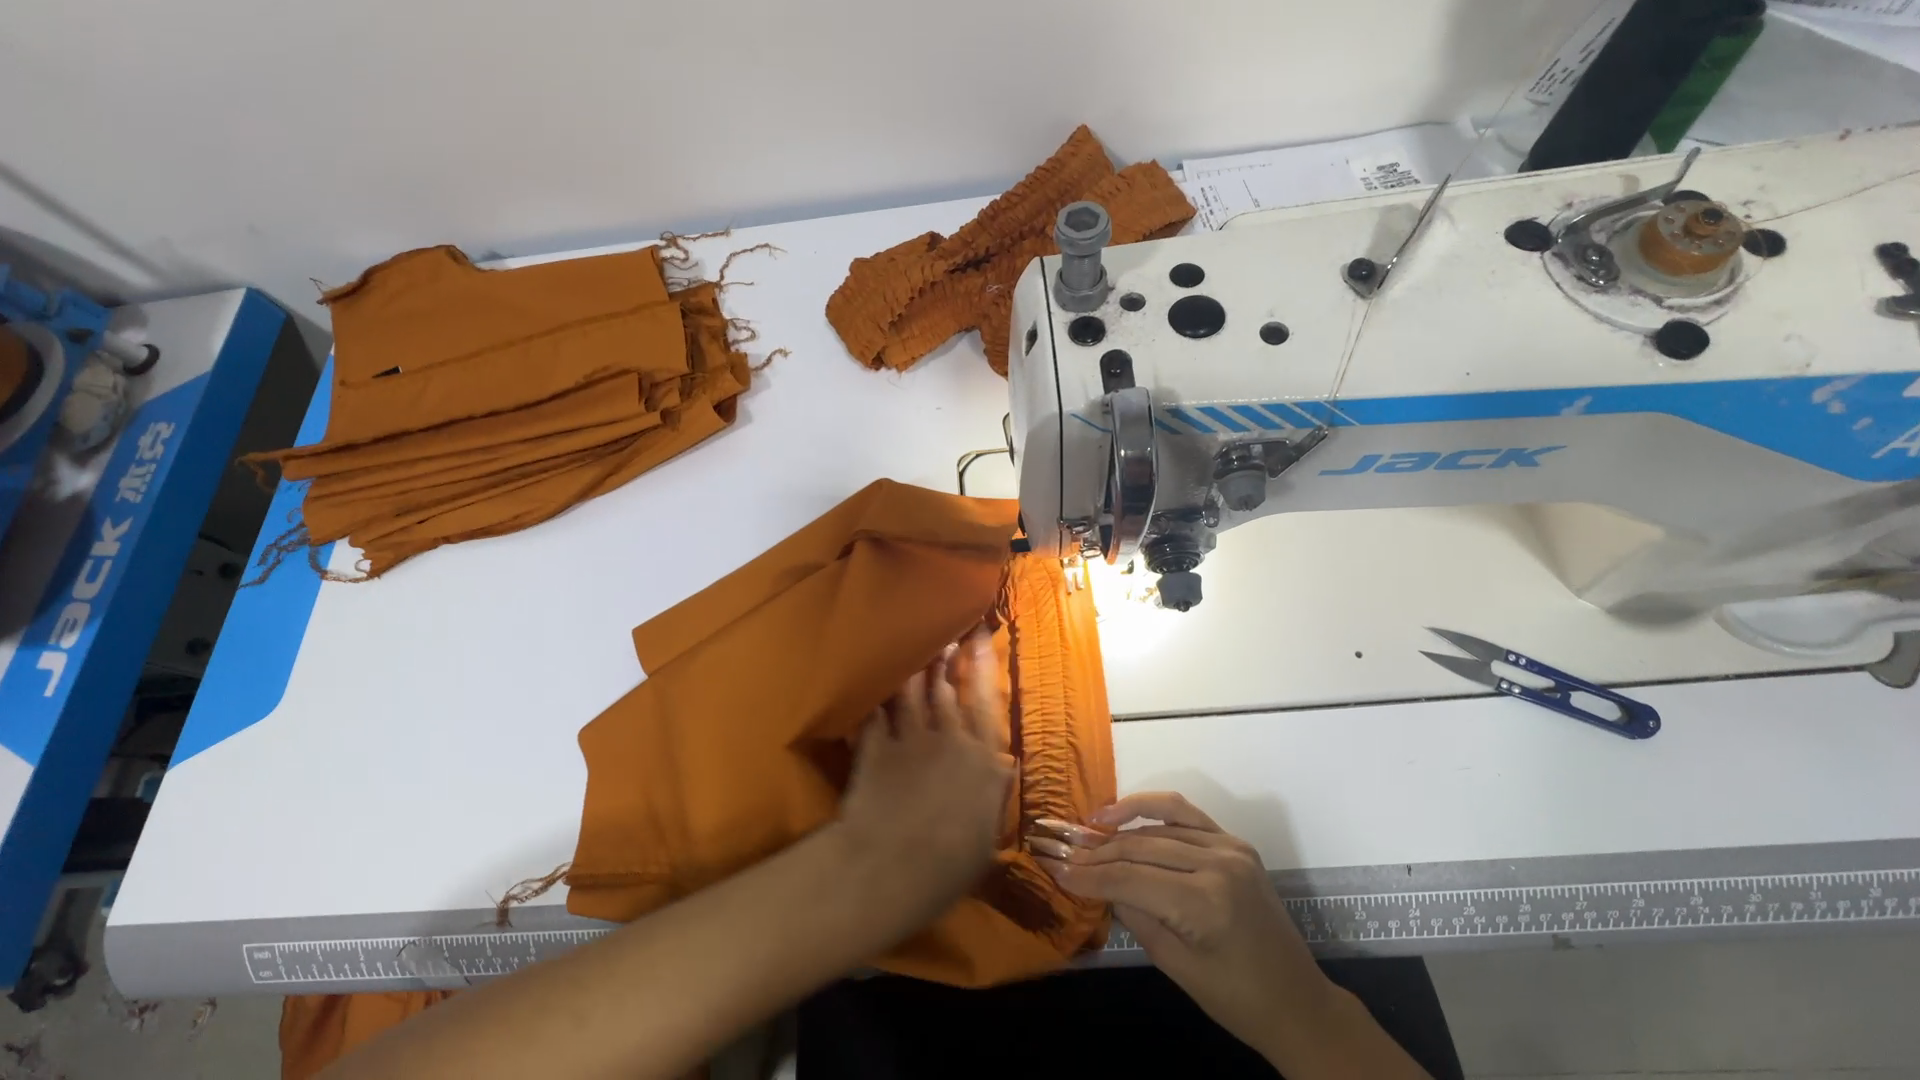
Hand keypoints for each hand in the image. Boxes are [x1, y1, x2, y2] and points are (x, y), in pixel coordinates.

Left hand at [837, 628, 1014, 929]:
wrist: (892, 867)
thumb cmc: (949, 864)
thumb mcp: (986, 835)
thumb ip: (994, 793)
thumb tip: (1004, 766)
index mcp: (982, 758)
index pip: (985, 700)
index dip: (982, 666)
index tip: (979, 638)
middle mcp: (949, 738)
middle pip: (946, 688)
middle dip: (944, 657)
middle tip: (944, 635)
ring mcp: (909, 739)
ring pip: (910, 692)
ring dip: (912, 669)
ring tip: (910, 649)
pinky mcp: (874, 747)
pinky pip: (875, 713)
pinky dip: (875, 700)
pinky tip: (872, 688)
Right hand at [1032, 793, 1336, 1062]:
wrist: (1296, 1001)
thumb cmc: (1235, 998)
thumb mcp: (1175, 965)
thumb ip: (1135, 916)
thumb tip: (1099, 885)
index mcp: (1203, 902)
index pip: (1129, 878)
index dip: (1088, 875)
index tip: (1053, 869)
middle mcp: (1218, 864)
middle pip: (1140, 847)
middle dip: (1095, 852)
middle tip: (1060, 852)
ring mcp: (1230, 848)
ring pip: (1159, 826)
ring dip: (1118, 829)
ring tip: (1084, 833)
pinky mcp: (1236, 844)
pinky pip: (1186, 815)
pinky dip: (1152, 809)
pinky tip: (1123, 812)